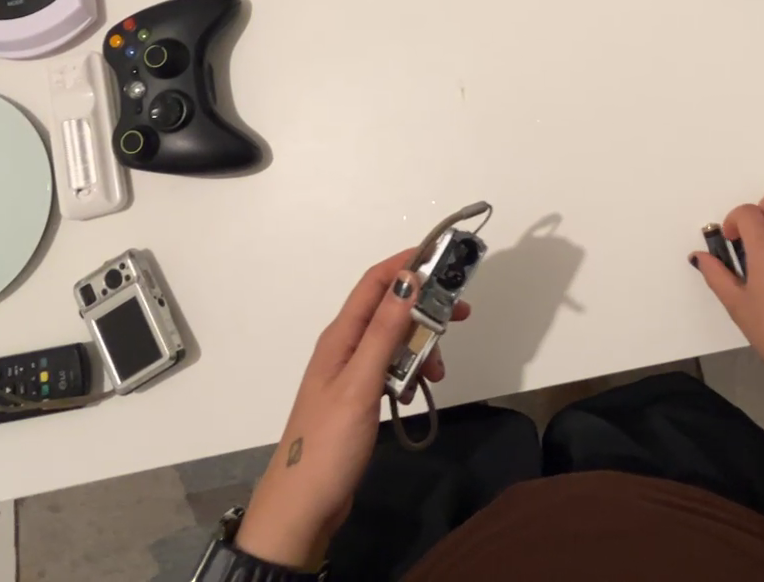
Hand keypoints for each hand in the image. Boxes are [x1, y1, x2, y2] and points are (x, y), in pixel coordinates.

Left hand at [235, 249, 469, 568]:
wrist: (303, 507)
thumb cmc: (329, 443)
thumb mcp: (361, 383)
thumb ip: (385, 330)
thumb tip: (407, 277)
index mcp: (341, 335)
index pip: (376, 282)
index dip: (407, 262)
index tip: (444, 255)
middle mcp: (345, 345)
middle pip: (390, 308)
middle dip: (425, 307)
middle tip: (460, 314)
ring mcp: (352, 371)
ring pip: (396, 339)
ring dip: (421, 346)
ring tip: (436, 373)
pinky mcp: (360, 395)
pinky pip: (392, 367)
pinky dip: (411, 371)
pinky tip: (418, 391)